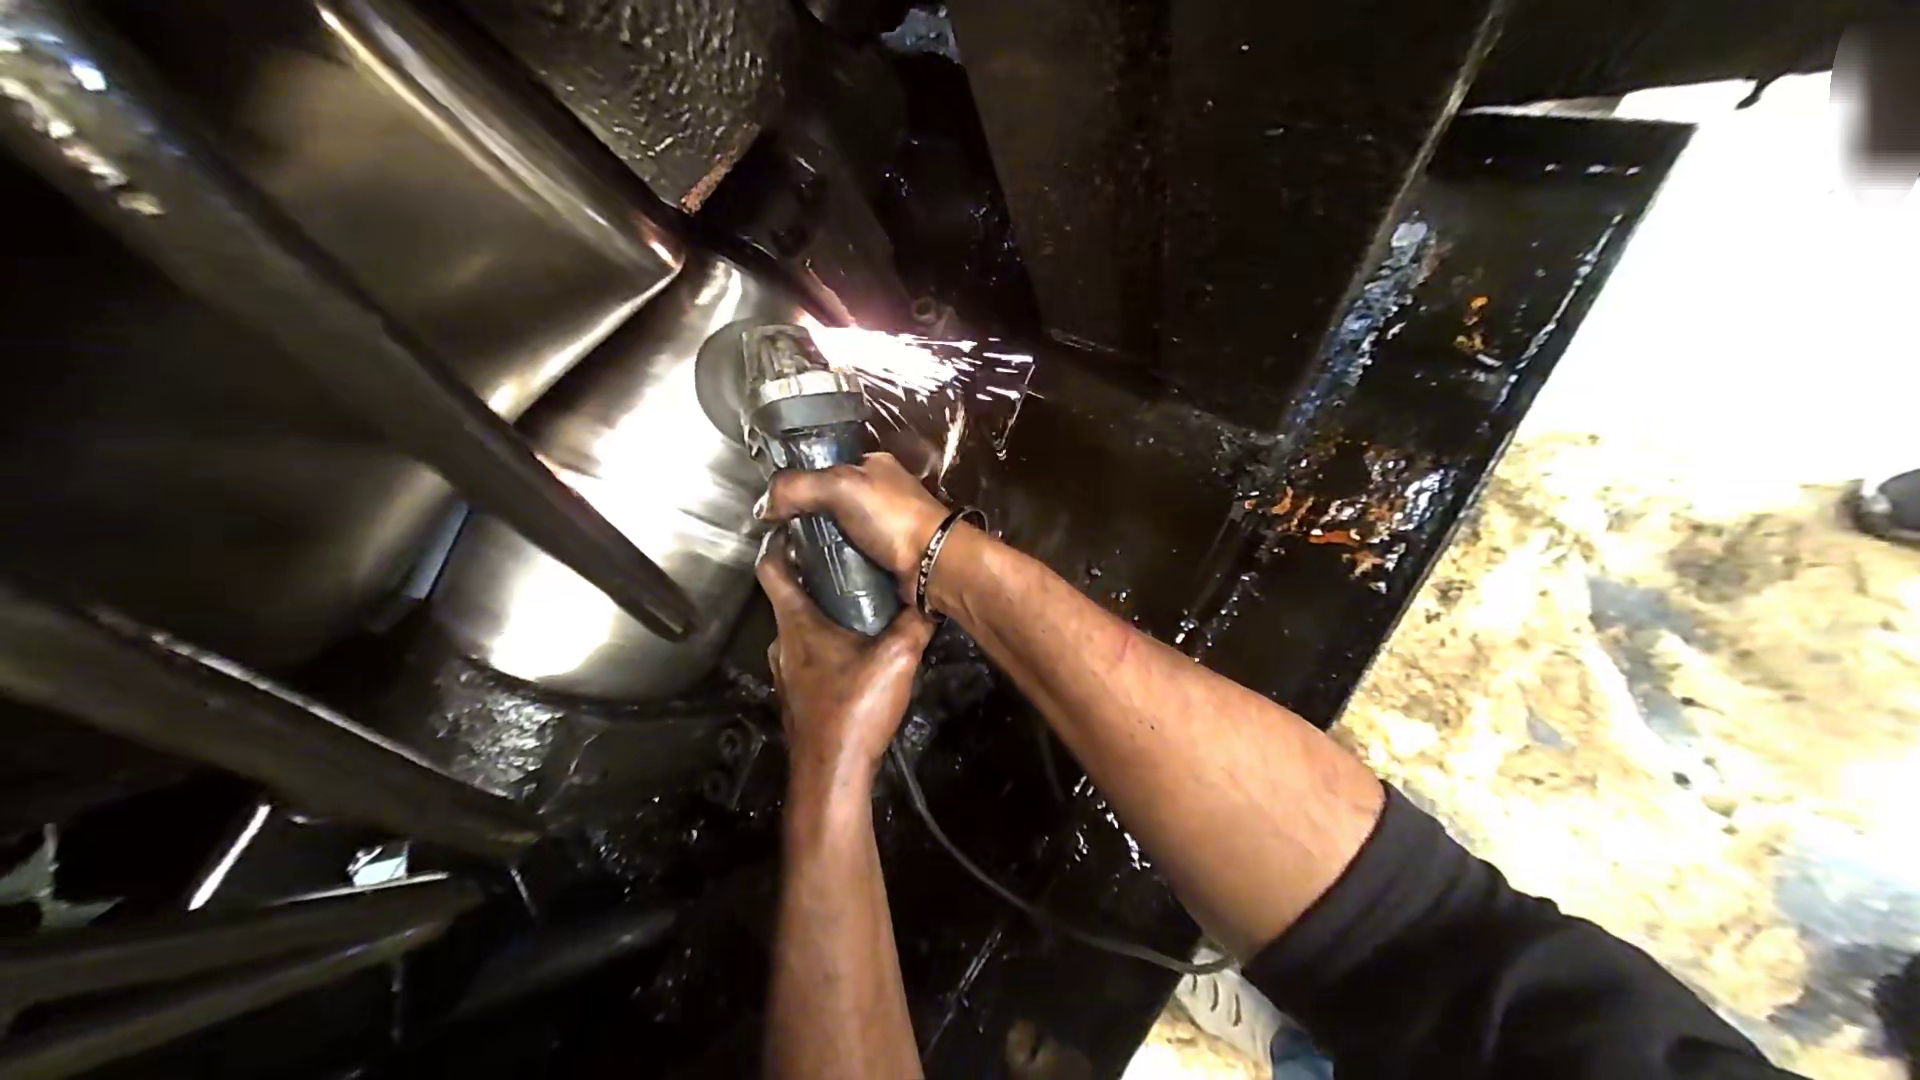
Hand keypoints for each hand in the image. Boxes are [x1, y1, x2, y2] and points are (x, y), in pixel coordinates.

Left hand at [758, 537, 935, 787]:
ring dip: (822, 613)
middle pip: (789, 597)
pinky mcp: (796, 694)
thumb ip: (915, 624)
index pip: (771, 569)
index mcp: (797, 623)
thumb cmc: (856, 706)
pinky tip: (857, 649)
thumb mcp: (897, 658)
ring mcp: (785, 672)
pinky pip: (808, 655)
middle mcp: (783, 642)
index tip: (799, 526)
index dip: (778, 543)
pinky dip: (825, 643)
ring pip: (800, 629)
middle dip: (814, 577)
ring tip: (860, 603)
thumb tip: (931, 596)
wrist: (832, 772)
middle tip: (850, 562)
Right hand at [760, 453, 948, 599]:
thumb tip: (764, 507)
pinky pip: (849, 555)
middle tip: (783, 535)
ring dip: (818, 543)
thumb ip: (796, 487)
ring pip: (838, 531)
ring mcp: (885, 526)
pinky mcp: (886, 555)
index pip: (825, 466)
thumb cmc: (890, 518)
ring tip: (794, 556)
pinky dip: (834, 561)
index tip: (777, 506)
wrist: (932, 565)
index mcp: (874, 465)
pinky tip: (816, 569)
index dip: (799, 483)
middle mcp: (881, 492)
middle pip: (829, 502)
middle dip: (807, 518)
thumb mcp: (839, 487)